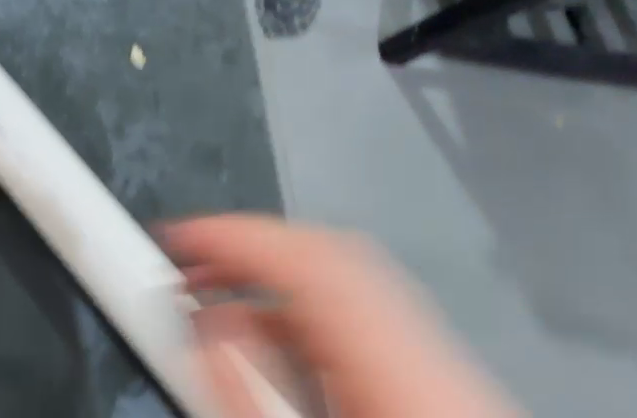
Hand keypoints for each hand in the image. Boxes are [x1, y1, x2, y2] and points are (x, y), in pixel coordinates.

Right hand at [166, 215, 519, 417]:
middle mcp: (448, 378)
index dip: (235, 236)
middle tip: (189, 268)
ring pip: (357, 295)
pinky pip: (377, 331)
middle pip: (339, 265)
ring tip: (217, 310)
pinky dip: (312, 321)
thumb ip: (249, 398)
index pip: (317, 265)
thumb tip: (209, 329)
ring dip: (277, 287)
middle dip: (251, 253)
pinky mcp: (457, 408)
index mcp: (414, 391)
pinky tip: (276, 359)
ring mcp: (460, 392)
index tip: (175, 239)